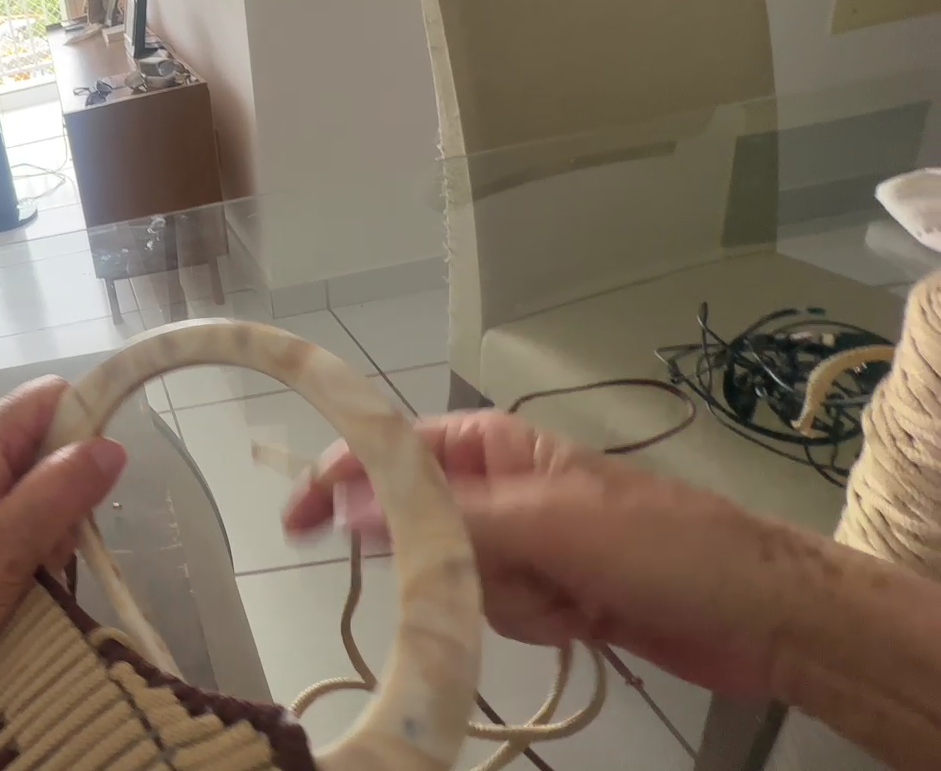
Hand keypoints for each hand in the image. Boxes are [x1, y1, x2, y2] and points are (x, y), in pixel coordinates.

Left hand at [0, 376, 126, 718]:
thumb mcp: (7, 550)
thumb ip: (60, 491)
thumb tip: (111, 445)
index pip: (54, 395)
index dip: (86, 426)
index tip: (95, 486)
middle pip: (44, 432)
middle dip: (67, 483)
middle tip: (55, 545)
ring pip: (29, 467)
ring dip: (47, 511)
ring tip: (30, 565)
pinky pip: (5, 491)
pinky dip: (22, 523)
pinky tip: (12, 565)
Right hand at [284, 411, 779, 696]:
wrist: (763, 619)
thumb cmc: (656, 540)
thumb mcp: (546, 519)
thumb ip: (445, 516)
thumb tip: (353, 513)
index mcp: (479, 443)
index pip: (384, 449)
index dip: (336, 476)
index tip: (298, 518)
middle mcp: (481, 485)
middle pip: (408, 519)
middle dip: (445, 556)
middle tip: (486, 575)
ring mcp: (505, 537)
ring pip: (444, 569)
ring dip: (499, 591)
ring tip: (566, 592)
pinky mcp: (530, 585)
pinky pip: (482, 602)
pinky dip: (525, 615)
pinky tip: (580, 612)